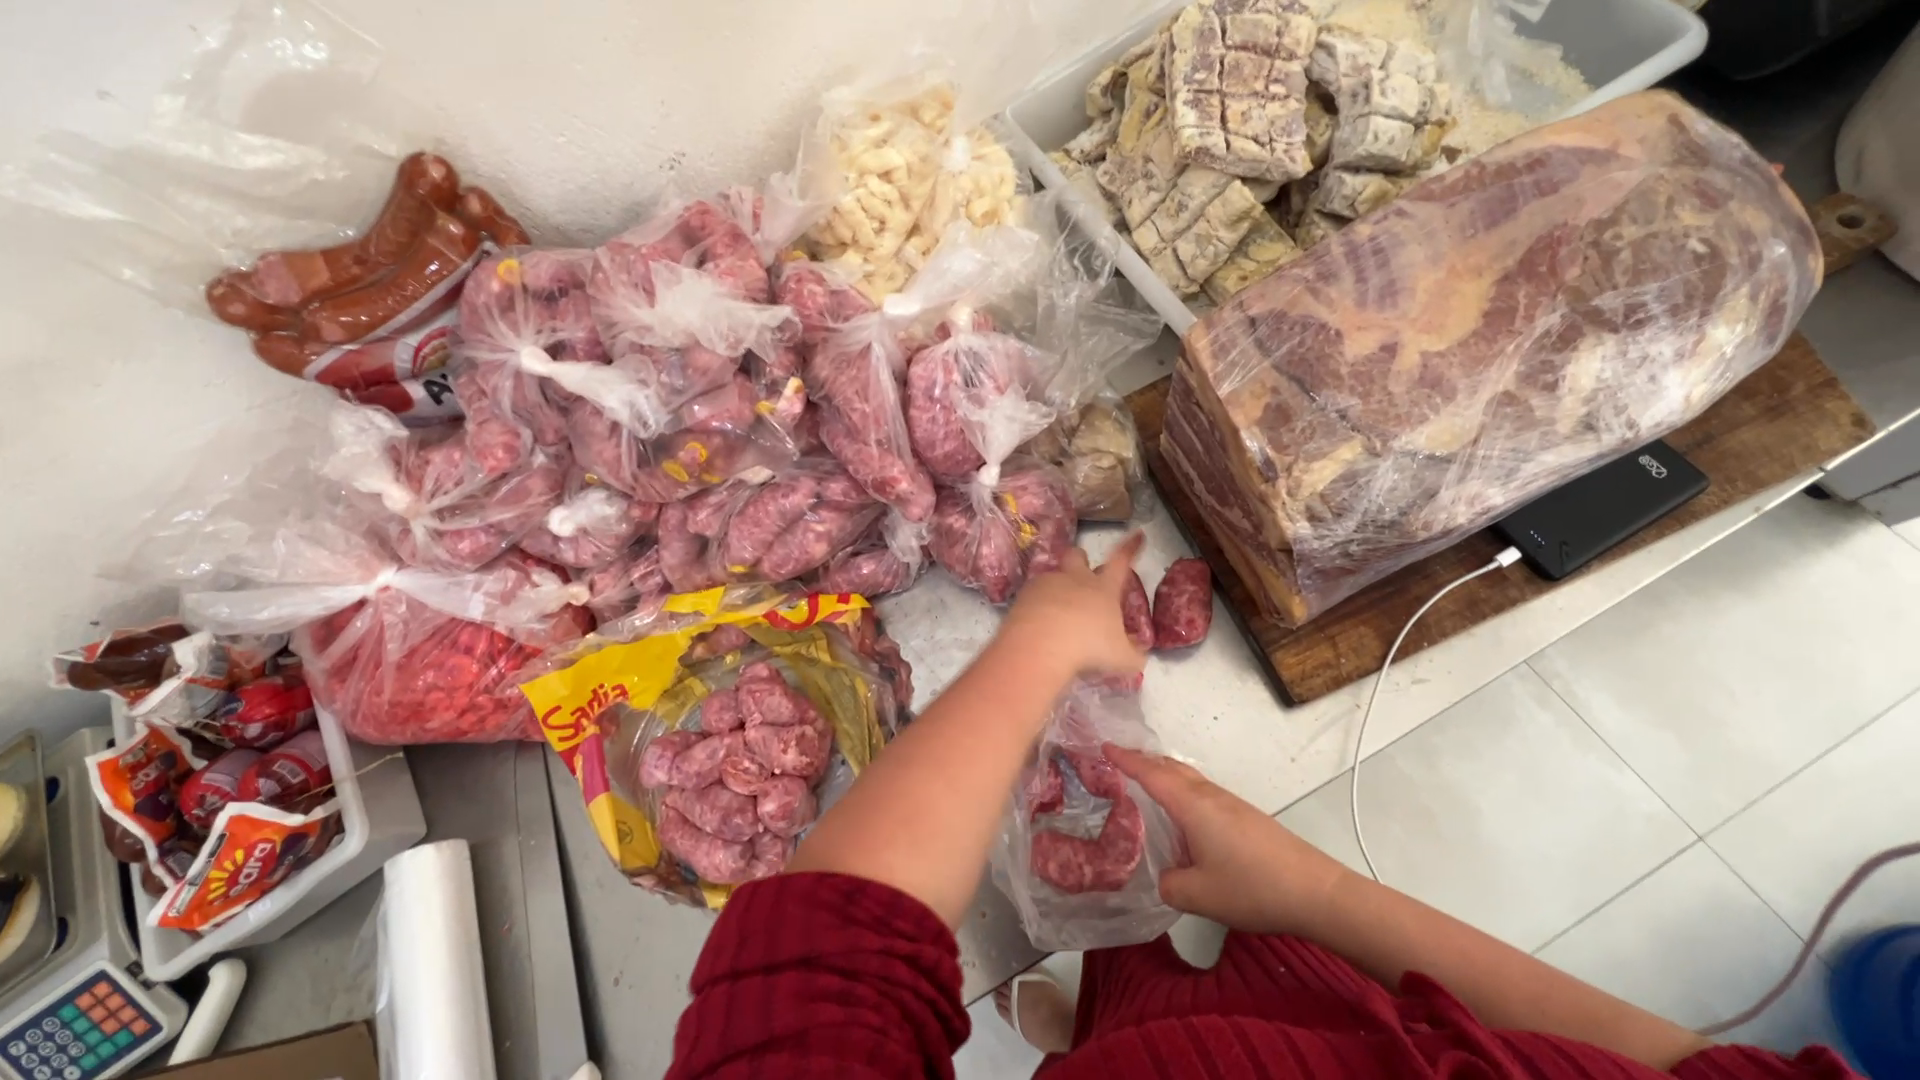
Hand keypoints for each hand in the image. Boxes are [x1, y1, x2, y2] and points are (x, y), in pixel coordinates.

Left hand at [999, 533, 1147, 680]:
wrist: (1038, 648)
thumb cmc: (1088, 649)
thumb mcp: (1122, 660)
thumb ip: (1133, 655)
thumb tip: (1137, 653)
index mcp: (1103, 588)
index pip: (1121, 561)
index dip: (1130, 548)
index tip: (1137, 534)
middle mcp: (1074, 579)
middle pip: (1077, 555)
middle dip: (1080, 560)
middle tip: (1082, 577)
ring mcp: (1045, 585)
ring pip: (1052, 576)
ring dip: (1056, 590)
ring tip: (1056, 615)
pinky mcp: (1021, 597)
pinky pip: (1031, 596)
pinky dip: (1036, 607)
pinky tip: (1037, 626)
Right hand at [1105, 744, 1353, 936]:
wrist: (1316, 892)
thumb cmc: (1251, 888)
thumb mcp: (1198, 896)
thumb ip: (1169, 884)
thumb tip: (1167, 877)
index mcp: (1192, 806)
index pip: (1151, 774)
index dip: (1125, 760)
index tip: (1103, 746)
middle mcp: (1210, 797)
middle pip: (1171, 768)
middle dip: (1144, 761)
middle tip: (1118, 761)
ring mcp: (1232, 805)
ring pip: (1190, 780)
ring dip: (1165, 776)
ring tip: (1146, 785)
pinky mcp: (1247, 818)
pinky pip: (1204, 795)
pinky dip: (1183, 793)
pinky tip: (1184, 817)